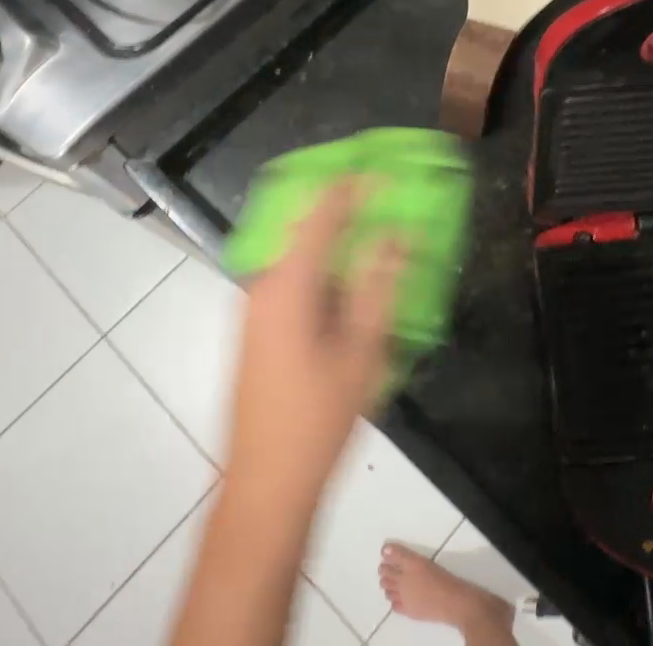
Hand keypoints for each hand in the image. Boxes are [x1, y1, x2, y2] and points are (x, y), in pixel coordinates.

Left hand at [225, 180, 404, 503]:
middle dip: (347, 211)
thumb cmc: (319, 417)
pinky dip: (324, 272)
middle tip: (388, 201)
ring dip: (337, 244)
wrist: (265, 482)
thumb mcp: (362, 351)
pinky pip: (293, 283)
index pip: (322, 213)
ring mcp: (255, 310)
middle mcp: (264, 286)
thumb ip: (380, 286)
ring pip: (301, 259)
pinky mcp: (257, 332)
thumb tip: (396, 234)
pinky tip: (353, 287)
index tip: (386, 169)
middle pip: (307, 230)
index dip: (354, 186)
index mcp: (289, 283)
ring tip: (378, 239)